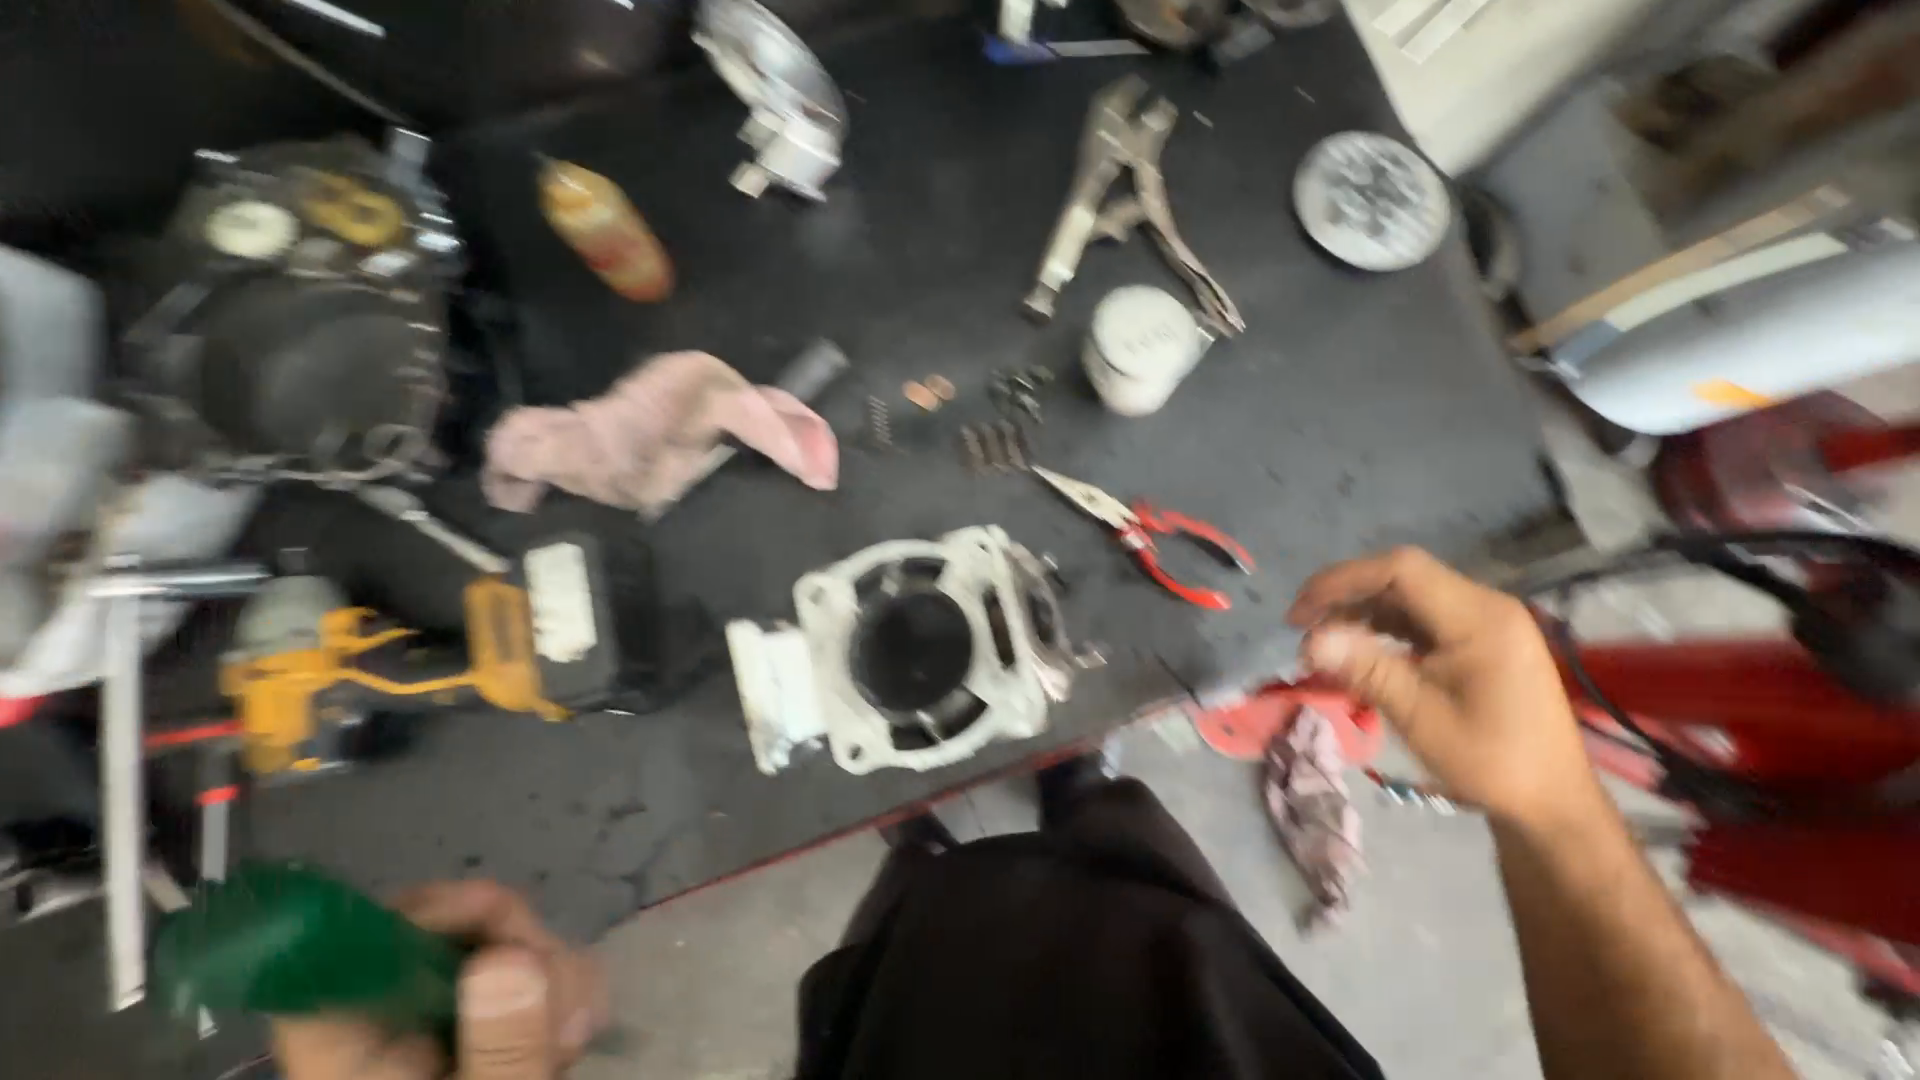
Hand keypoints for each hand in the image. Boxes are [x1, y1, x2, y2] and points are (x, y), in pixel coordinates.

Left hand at [272, 881, 608, 1079]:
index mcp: (351, 1063)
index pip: (343, 959)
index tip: (498, 912)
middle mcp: (384, 1036)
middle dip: (515, 940)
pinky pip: (522, 975)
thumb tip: (508, 956)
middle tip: (562, 991)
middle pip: (432, 936)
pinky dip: (562, 985)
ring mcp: (437, 1031)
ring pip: (490, 948)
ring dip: (552, 969)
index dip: (416, 914)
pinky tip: (581, 1027)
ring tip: (577, 1032)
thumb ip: (503, 1052)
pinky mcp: (480, 1030)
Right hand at [1288, 547, 1603, 828]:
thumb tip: (1311, 640)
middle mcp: (1485, 607)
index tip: (1300, 614)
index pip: (1401, 569)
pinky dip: (1383, 628)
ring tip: (1321, 643)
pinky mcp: (1479, 640)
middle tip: (1301, 628)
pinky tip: (1357, 651)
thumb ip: (1367, 670)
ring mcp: (1485, 622)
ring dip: (1360, 612)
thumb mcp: (1421, 717)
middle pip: (1401, 577)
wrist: (1552, 803)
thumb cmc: (1490, 761)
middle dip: (1345, 596)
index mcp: (1479, 618)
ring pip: (1407, 596)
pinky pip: (1421, 618)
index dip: (1342, 580)